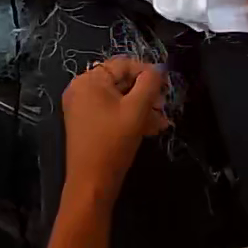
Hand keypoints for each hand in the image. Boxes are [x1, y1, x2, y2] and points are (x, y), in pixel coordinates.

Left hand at [61, 58, 169, 195]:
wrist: (92, 182)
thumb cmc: (114, 142)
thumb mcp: (136, 109)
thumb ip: (150, 83)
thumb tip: (158, 69)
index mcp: (88, 80)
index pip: (123, 64)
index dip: (148, 73)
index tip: (166, 87)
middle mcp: (81, 89)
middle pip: (120, 81)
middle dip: (146, 94)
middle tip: (164, 107)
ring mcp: (81, 107)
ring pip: (118, 99)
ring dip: (141, 107)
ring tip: (161, 122)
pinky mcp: (85, 122)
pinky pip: (111, 111)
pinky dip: (129, 117)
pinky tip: (150, 129)